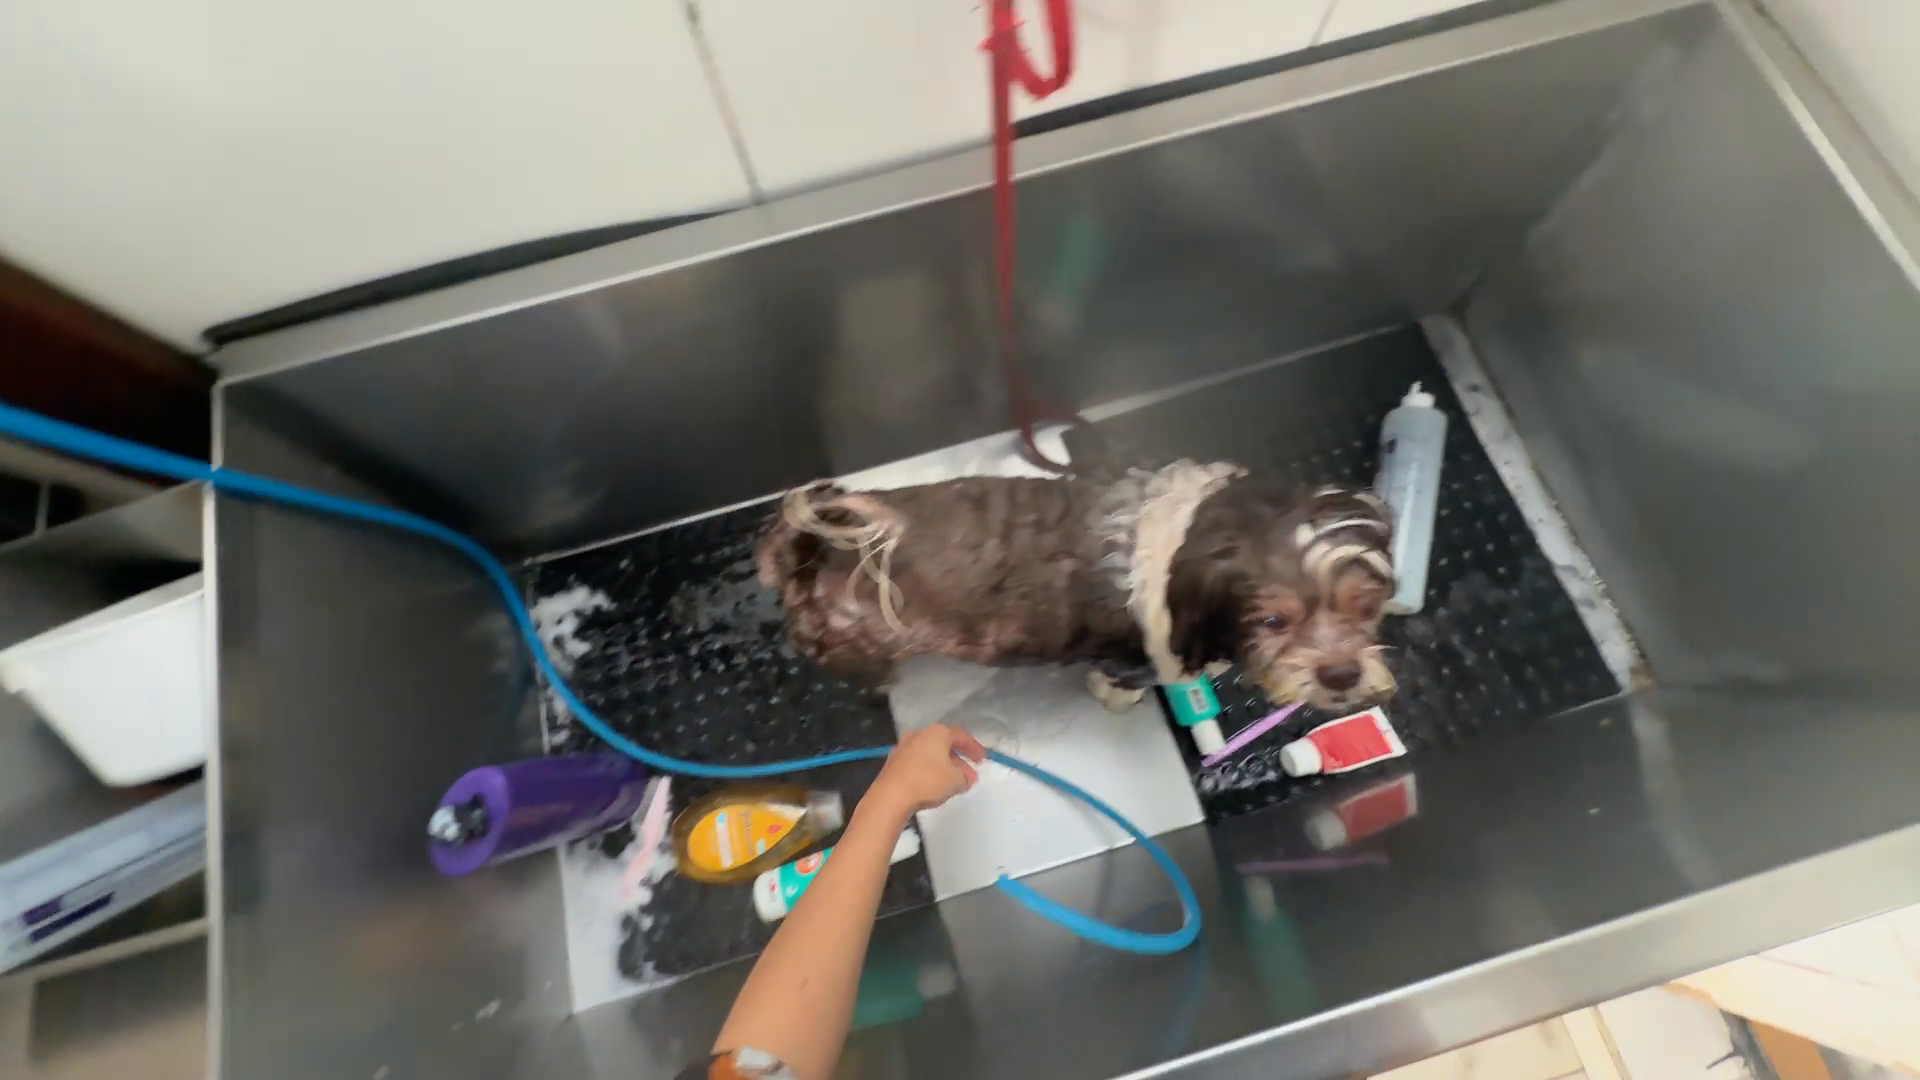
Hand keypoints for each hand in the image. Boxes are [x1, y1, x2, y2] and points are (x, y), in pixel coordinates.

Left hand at [868, 724, 985, 819]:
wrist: (890, 795)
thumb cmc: (928, 781)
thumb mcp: (956, 781)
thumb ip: (966, 776)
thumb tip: (968, 775)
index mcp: (938, 732)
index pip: (961, 736)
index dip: (974, 748)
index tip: (983, 760)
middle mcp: (920, 733)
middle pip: (944, 743)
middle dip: (958, 758)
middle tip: (968, 773)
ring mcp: (904, 746)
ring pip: (930, 752)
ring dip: (942, 764)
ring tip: (951, 780)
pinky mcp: (893, 760)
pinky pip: (917, 761)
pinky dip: (928, 769)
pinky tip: (932, 783)